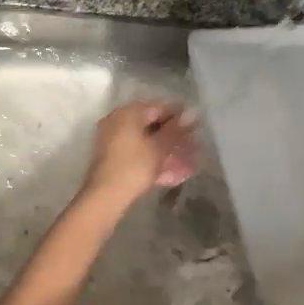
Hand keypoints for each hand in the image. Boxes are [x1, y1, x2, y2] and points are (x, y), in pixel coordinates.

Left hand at [80, 102, 197, 203]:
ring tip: (191, 165)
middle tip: (195, 148)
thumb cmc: (134, 166)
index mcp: (128, 113)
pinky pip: (140, 156)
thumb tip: (192, 113)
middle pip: (153, 127)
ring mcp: (115, 142)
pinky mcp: (115, 160)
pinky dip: (156, 163)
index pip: (159, 108)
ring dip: (169, 154)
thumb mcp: (159, 147)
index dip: (180, 117)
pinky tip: (175, 176)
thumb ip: (176, 130)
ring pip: (148, 144)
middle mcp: (119, 122)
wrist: (105, 197)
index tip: (197, 127)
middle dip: (176, 140)